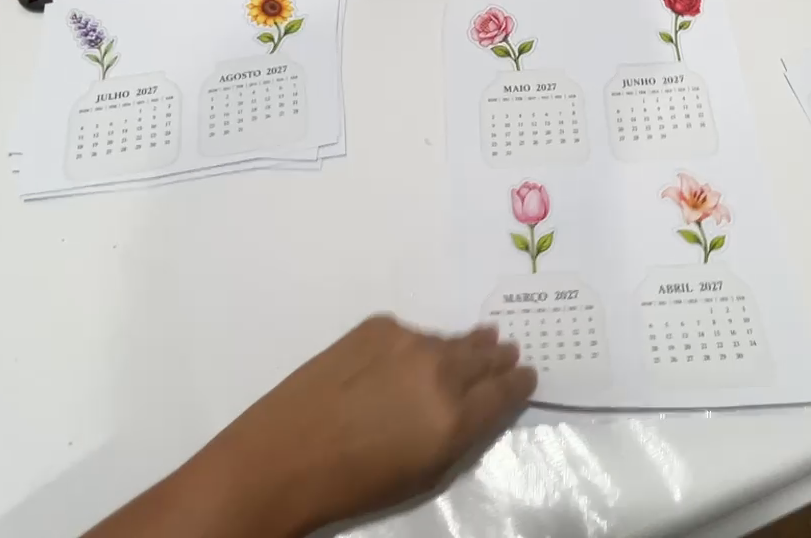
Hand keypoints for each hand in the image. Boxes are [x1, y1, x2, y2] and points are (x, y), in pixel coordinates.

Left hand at [87, 316, 535, 537]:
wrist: (282, 456)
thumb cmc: (356, 485)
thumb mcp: (425, 474)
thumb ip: (462, 434)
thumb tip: (483, 402)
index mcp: (455, 418)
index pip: (506, 390)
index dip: (520, 382)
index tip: (528, 374)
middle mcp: (439, 371)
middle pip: (484, 354)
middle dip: (498, 355)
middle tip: (508, 349)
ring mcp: (407, 341)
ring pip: (450, 339)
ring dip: (465, 345)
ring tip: (480, 339)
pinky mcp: (377, 325)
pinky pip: (412, 333)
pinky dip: (421, 344)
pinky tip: (416, 355)